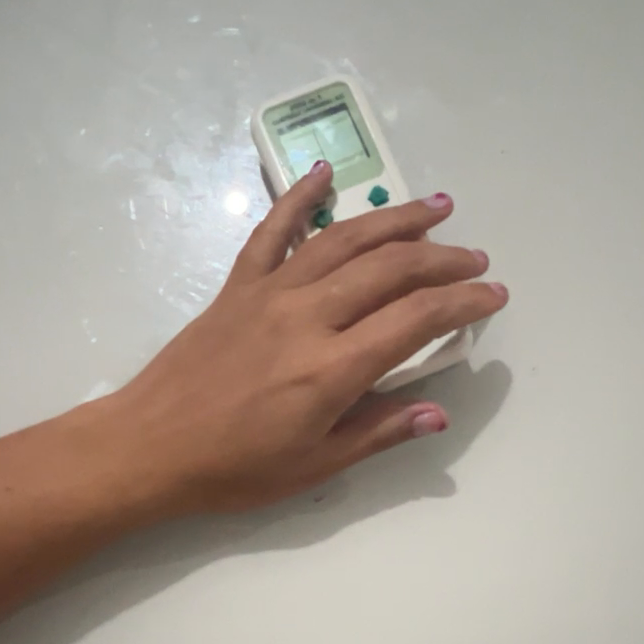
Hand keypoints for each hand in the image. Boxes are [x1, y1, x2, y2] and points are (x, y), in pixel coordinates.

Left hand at [88, 160, 505, 515]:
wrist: (150, 446)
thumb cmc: (234, 469)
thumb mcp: (314, 466)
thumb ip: (378, 432)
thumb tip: (438, 414)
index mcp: (332, 369)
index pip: (416, 320)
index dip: (463, 303)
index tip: (493, 296)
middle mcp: (307, 316)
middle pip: (389, 269)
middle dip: (442, 260)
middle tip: (475, 258)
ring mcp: (269, 293)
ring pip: (343, 240)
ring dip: (394, 219)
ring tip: (435, 208)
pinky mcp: (237, 286)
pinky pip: (273, 231)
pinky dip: (300, 198)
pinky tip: (324, 174)